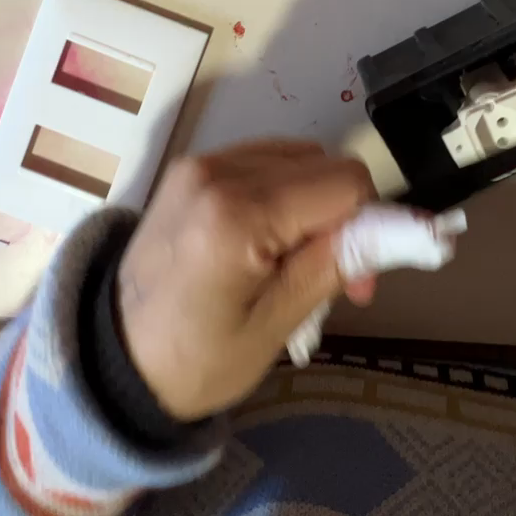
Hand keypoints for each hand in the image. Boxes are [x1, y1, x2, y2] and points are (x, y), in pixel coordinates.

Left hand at [117, 141, 375, 419]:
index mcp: (239, 213)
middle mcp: (219, 170)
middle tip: (332, 276)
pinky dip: (283, 189)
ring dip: (314, 200)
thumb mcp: (274, 325)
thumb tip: (405, 227)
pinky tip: (268, 234)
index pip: (345, 182)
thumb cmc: (195, 359)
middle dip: (344, 214)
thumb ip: (337, 263)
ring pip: (298, 156)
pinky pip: (264, 159)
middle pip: (324, 163)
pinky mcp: (193, 166)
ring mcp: (202, 162)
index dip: (370, 223)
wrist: (110, 358)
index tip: (359, 281)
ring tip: (295, 257)